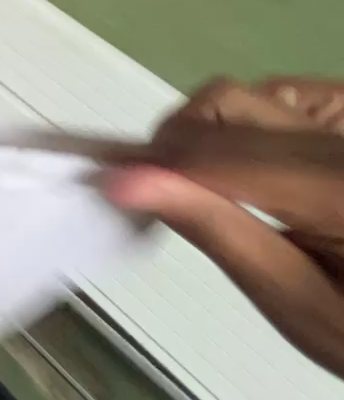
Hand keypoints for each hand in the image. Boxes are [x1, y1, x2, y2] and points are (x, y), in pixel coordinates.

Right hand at [104, 77, 343, 377]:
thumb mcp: (302, 307)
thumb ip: (218, 234)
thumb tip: (120, 182)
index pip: (218, 154)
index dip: (149, 164)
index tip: (98, 182)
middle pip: (229, 107)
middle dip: (177, 146)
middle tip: (162, 194)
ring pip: (255, 92)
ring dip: (214, 128)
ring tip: (217, 181)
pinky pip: (296, 95)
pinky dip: (257, 118)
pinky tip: (264, 162)